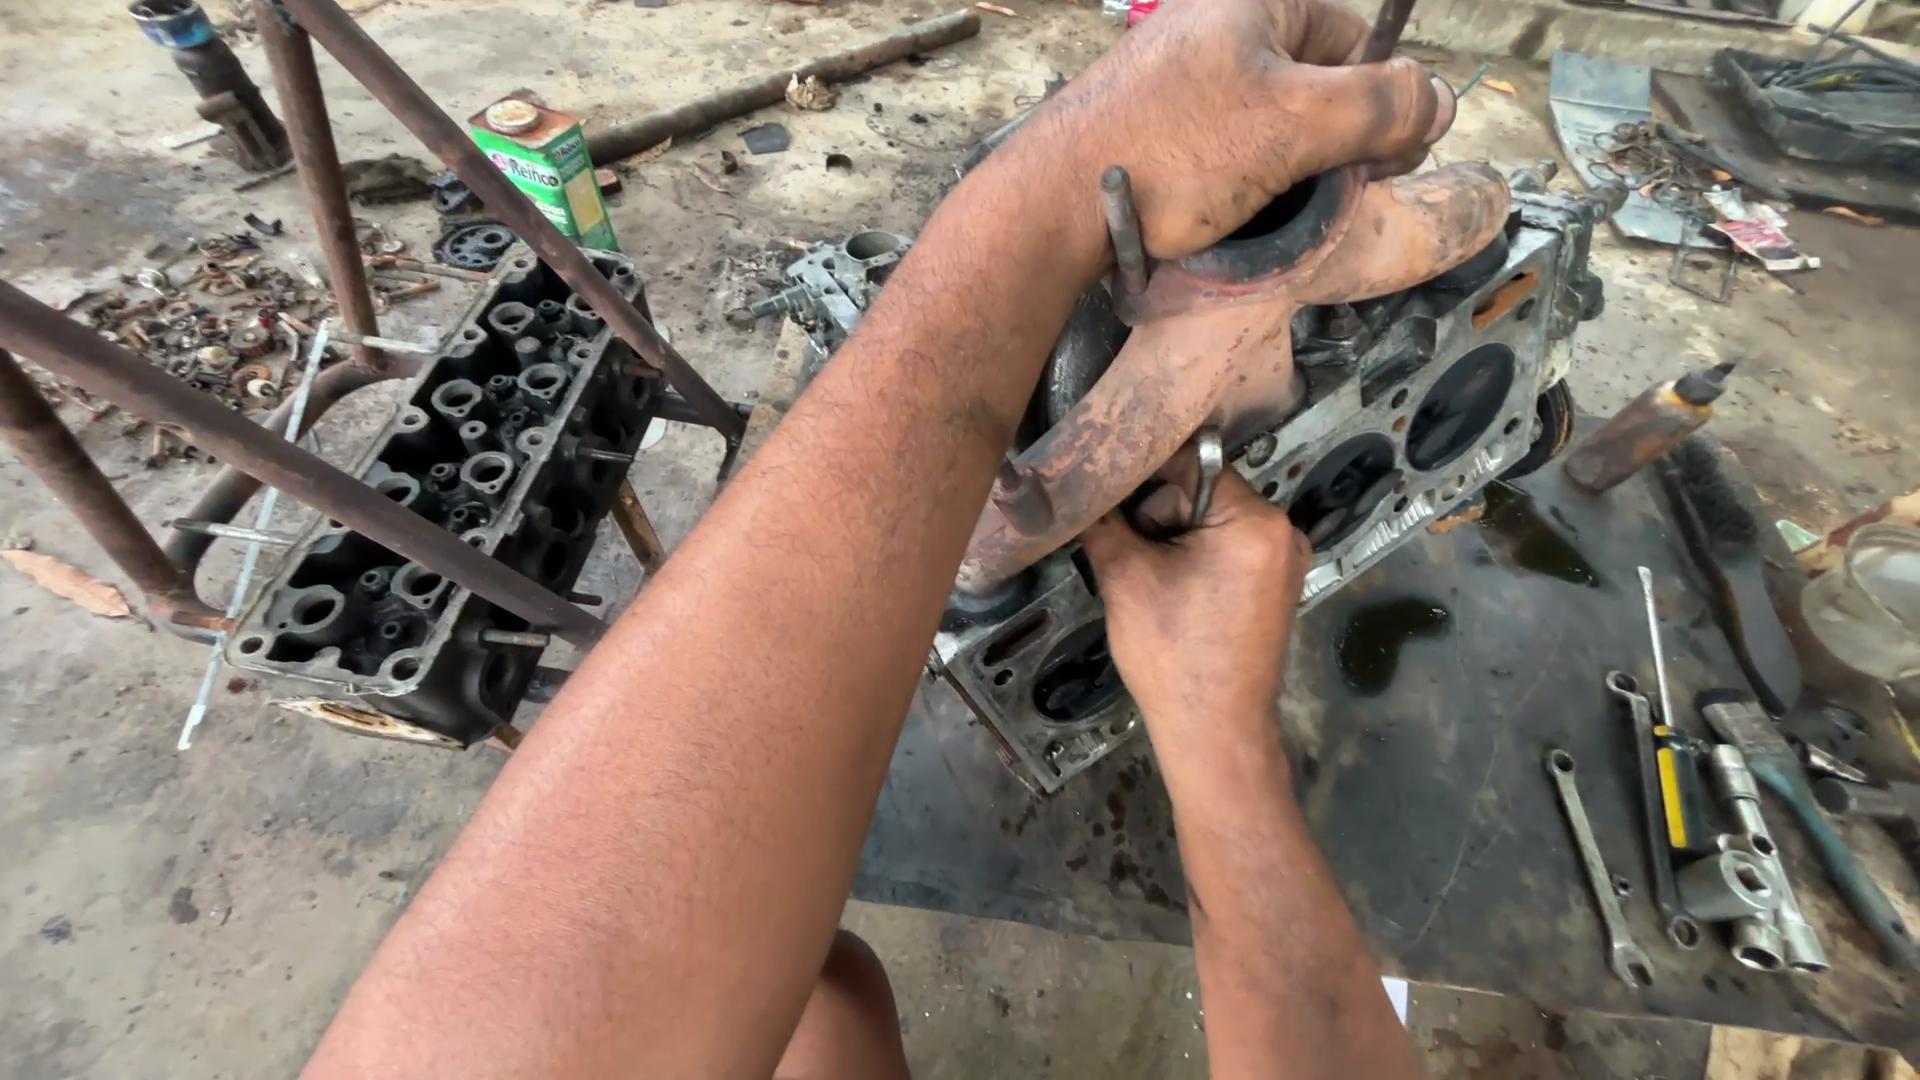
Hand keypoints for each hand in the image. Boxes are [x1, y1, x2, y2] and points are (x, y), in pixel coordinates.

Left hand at [1024, 0, 1456, 259]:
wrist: (1055, 207)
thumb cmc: (1177, 154)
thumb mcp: (1295, 125)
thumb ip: (1379, 106)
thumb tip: (1440, 100)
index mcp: (1255, 2)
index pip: (1354, 39)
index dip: (1381, 102)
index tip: (1381, 166)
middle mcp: (1211, 30)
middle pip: (1306, 84)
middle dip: (1327, 144)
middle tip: (1328, 200)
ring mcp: (1170, 82)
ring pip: (1257, 126)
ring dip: (1280, 171)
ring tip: (1273, 215)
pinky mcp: (1144, 130)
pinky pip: (1211, 151)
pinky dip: (1230, 181)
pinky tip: (1226, 215)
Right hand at [1079, 471, 1310, 739]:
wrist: (1212, 730)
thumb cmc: (1171, 651)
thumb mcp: (1125, 576)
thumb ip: (1103, 519)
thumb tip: (1077, 487)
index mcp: (1254, 520)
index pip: (1191, 463)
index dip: (1143, 475)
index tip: (1107, 490)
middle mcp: (1282, 531)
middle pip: (1200, 493)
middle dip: (1157, 518)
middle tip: (1134, 562)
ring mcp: (1283, 561)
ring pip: (1208, 522)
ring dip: (1170, 541)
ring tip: (1150, 585)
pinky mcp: (1273, 587)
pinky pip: (1224, 550)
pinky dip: (1192, 560)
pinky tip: (1172, 594)